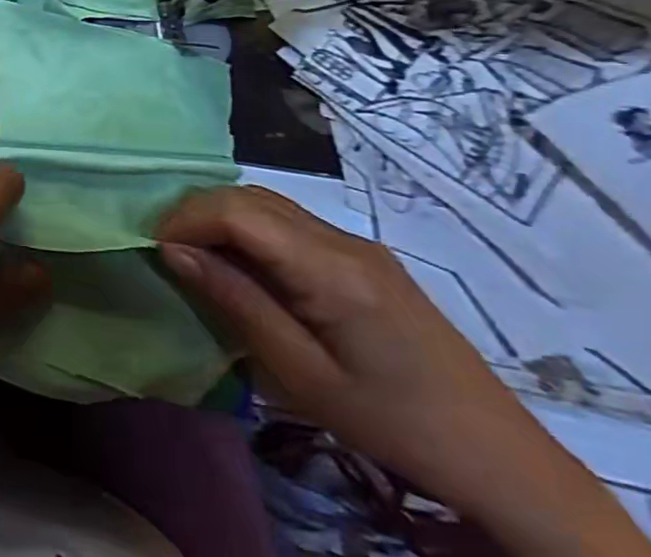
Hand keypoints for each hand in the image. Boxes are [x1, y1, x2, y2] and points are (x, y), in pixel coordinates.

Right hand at [157, 186, 650, 556]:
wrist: (497, 454)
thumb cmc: (391, 421)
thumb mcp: (300, 372)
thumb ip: (236, 301)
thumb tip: (174, 251)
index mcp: (332, 269)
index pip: (239, 211)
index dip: (186, 219)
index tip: (154, 248)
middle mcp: (345, 241)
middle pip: (252, 197)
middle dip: (197, 213)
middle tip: (166, 252)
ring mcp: (358, 245)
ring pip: (270, 204)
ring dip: (222, 219)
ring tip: (193, 256)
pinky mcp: (364, 259)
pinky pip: (291, 225)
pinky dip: (250, 231)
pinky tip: (239, 265)